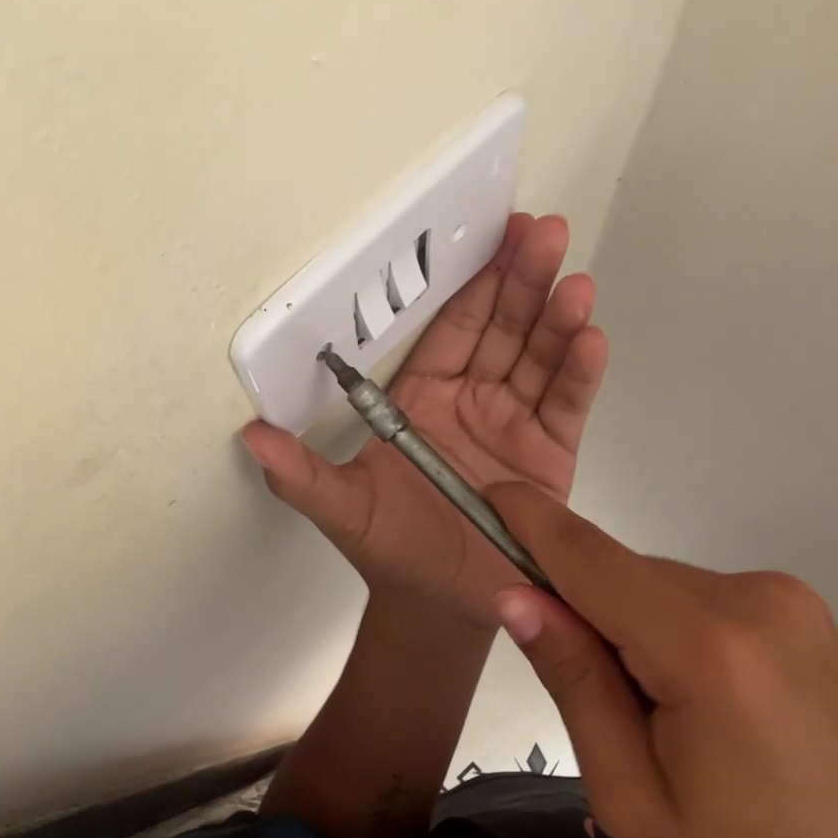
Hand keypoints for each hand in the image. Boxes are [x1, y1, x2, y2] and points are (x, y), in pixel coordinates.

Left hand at [241, 214, 606, 627]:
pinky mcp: (549, 455)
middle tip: (544, 232)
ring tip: (573, 285)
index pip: (451, 329)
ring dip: (556, 319)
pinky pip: (565, 407)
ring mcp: (514, 423)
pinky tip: (588, 337)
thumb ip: (300, 474)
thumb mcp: (342, 508)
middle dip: (523, 281)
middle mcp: (472, 399)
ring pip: (538, 358)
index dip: (472, 285)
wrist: (439, 604)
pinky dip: (577, 373)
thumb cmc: (391, 551)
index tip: (494, 237)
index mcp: (422, 399)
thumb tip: (249, 437)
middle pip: (503, 329)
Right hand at [487, 483, 837, 837]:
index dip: (532, 522)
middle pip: (619, 575)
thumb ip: (573, 684)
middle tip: (586, 700)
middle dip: (578, 611)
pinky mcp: (795, 605)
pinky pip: (689, 596)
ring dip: (623, 626)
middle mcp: (749, 598)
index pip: (592, 560)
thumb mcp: (632, 797)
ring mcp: (782, 596)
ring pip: (652, 584)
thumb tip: (517, 597)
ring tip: (652, 717)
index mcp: (707, 651)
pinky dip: (660, 629)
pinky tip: (688, 699)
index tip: (484, 491)